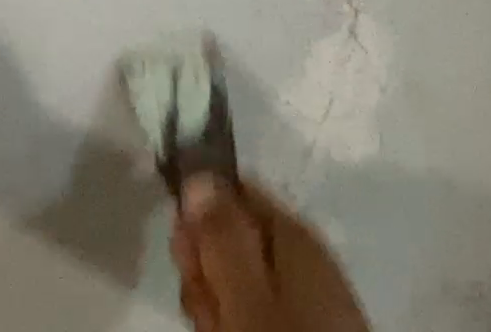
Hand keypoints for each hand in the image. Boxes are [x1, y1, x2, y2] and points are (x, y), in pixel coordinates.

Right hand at [170, 175, 370, 331]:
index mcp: (294, 233)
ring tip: (220, 331)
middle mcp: (302, 254)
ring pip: (236, 280)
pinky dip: (235, 324)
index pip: (231, 190)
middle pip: (230, 237)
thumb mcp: (246, 295)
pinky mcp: (303, 326)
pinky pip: (253, 310)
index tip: (185, 249)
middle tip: (208, 307)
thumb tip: (199, 175)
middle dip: (205, 270)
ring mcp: (305, 295)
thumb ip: (221, 235)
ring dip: (216, 304)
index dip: (197, 214)